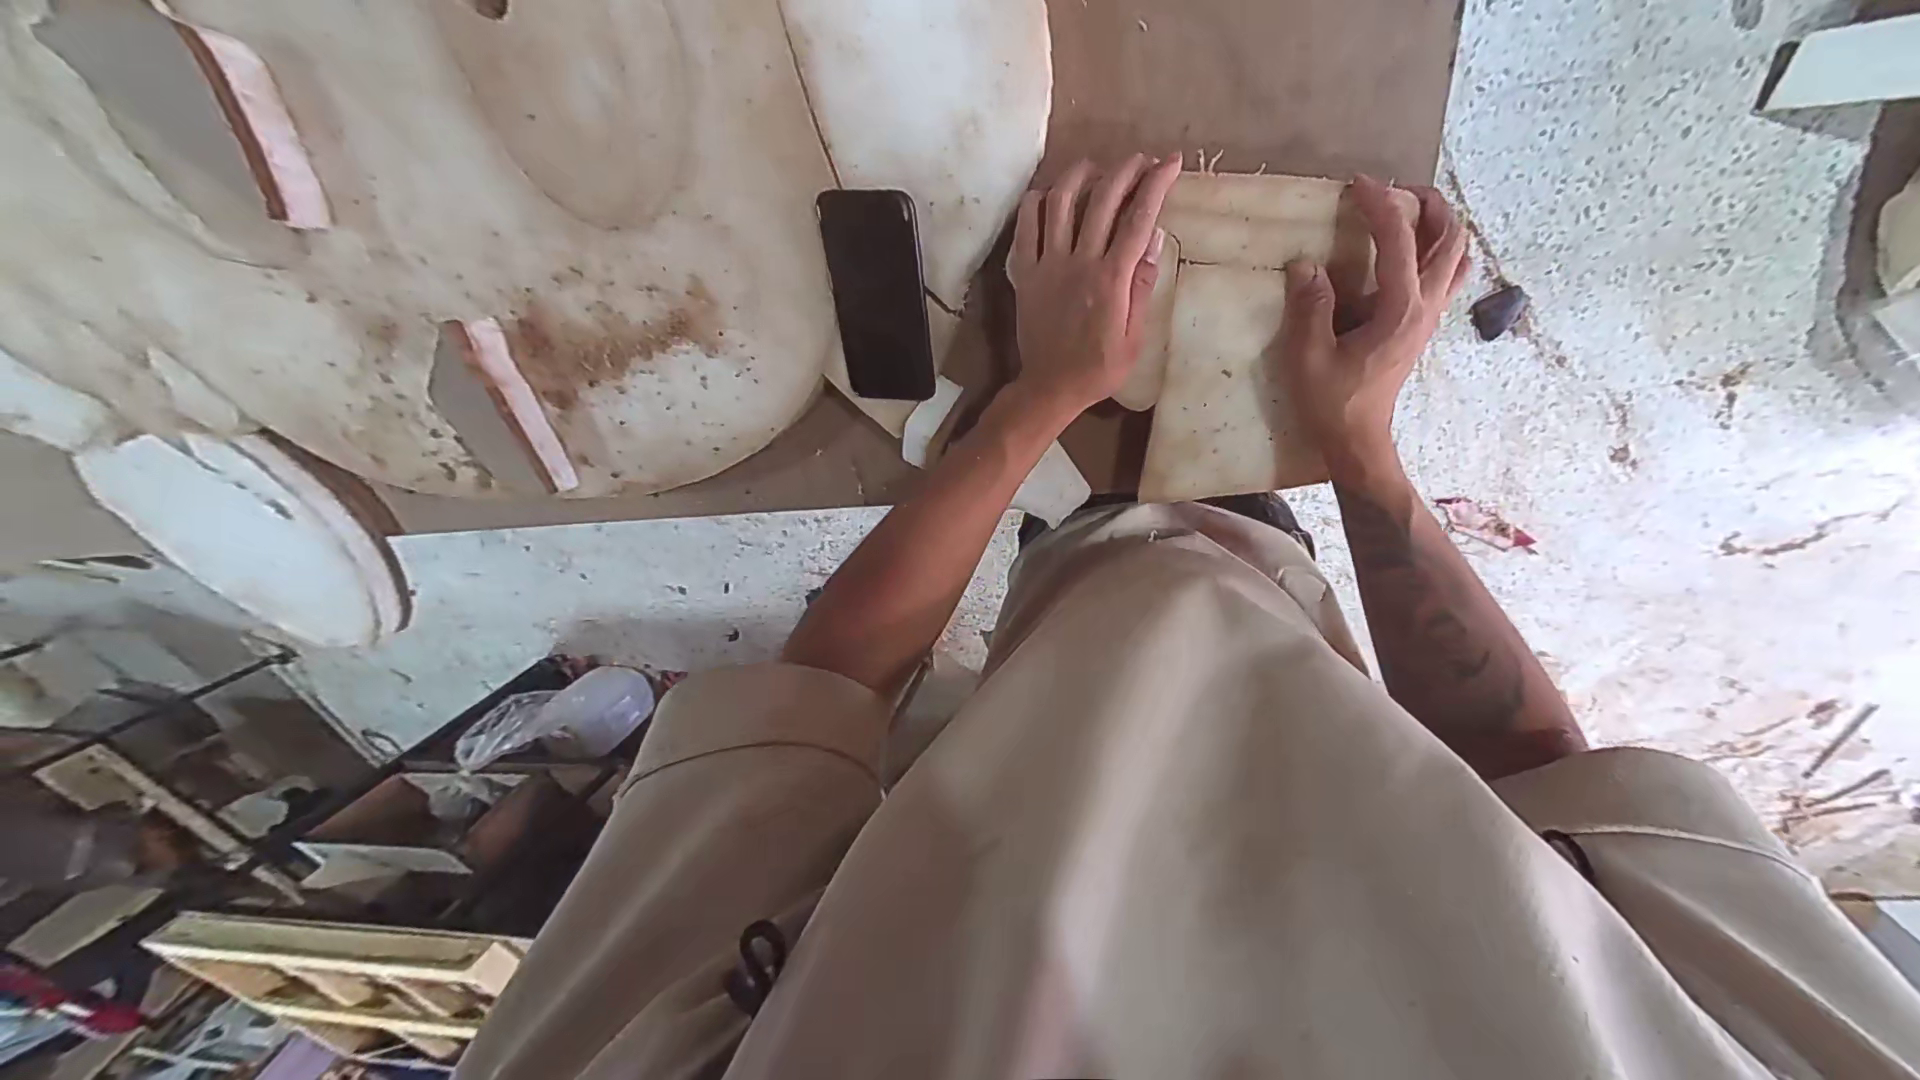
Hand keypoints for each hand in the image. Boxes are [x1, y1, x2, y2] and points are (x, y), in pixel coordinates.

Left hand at [1007, 154, 1182, 417]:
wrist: (1051, 387)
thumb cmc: (1098, 369)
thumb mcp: (1134, 336)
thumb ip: (1142, 286)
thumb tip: (1153, 238)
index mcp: (1112, 279)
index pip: (1139, 218)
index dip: (1157, 183)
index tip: (1170, 162)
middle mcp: (1079, 263)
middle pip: (1104, 199)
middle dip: (1126, 170)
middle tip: (1140, 161)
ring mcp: (1047, 266)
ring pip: (1061, 202)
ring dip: (1080, 175)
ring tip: (1095, 168)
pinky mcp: (1024, 274)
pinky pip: (1025, 227)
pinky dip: (1036, 202)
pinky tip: (1049, 195)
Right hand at [1282, 174, 1468, 478]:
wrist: (1357, 438)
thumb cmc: (1331, 402)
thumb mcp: (1308, 358)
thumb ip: (1310, 309)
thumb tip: (1306, 266)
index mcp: (1399, 310)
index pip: (1399, 240)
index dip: (1380, 206)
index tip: (1357, 185)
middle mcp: (1426, 306)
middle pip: (1450, 235)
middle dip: (1425, 203)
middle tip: (1391, 192)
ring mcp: (1430, 316)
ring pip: (1456, 253)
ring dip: (1438, 224)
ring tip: (1406, 214)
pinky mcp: (1423, 325)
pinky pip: (1447, 274)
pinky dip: (1436, 250)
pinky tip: (1409, 255)